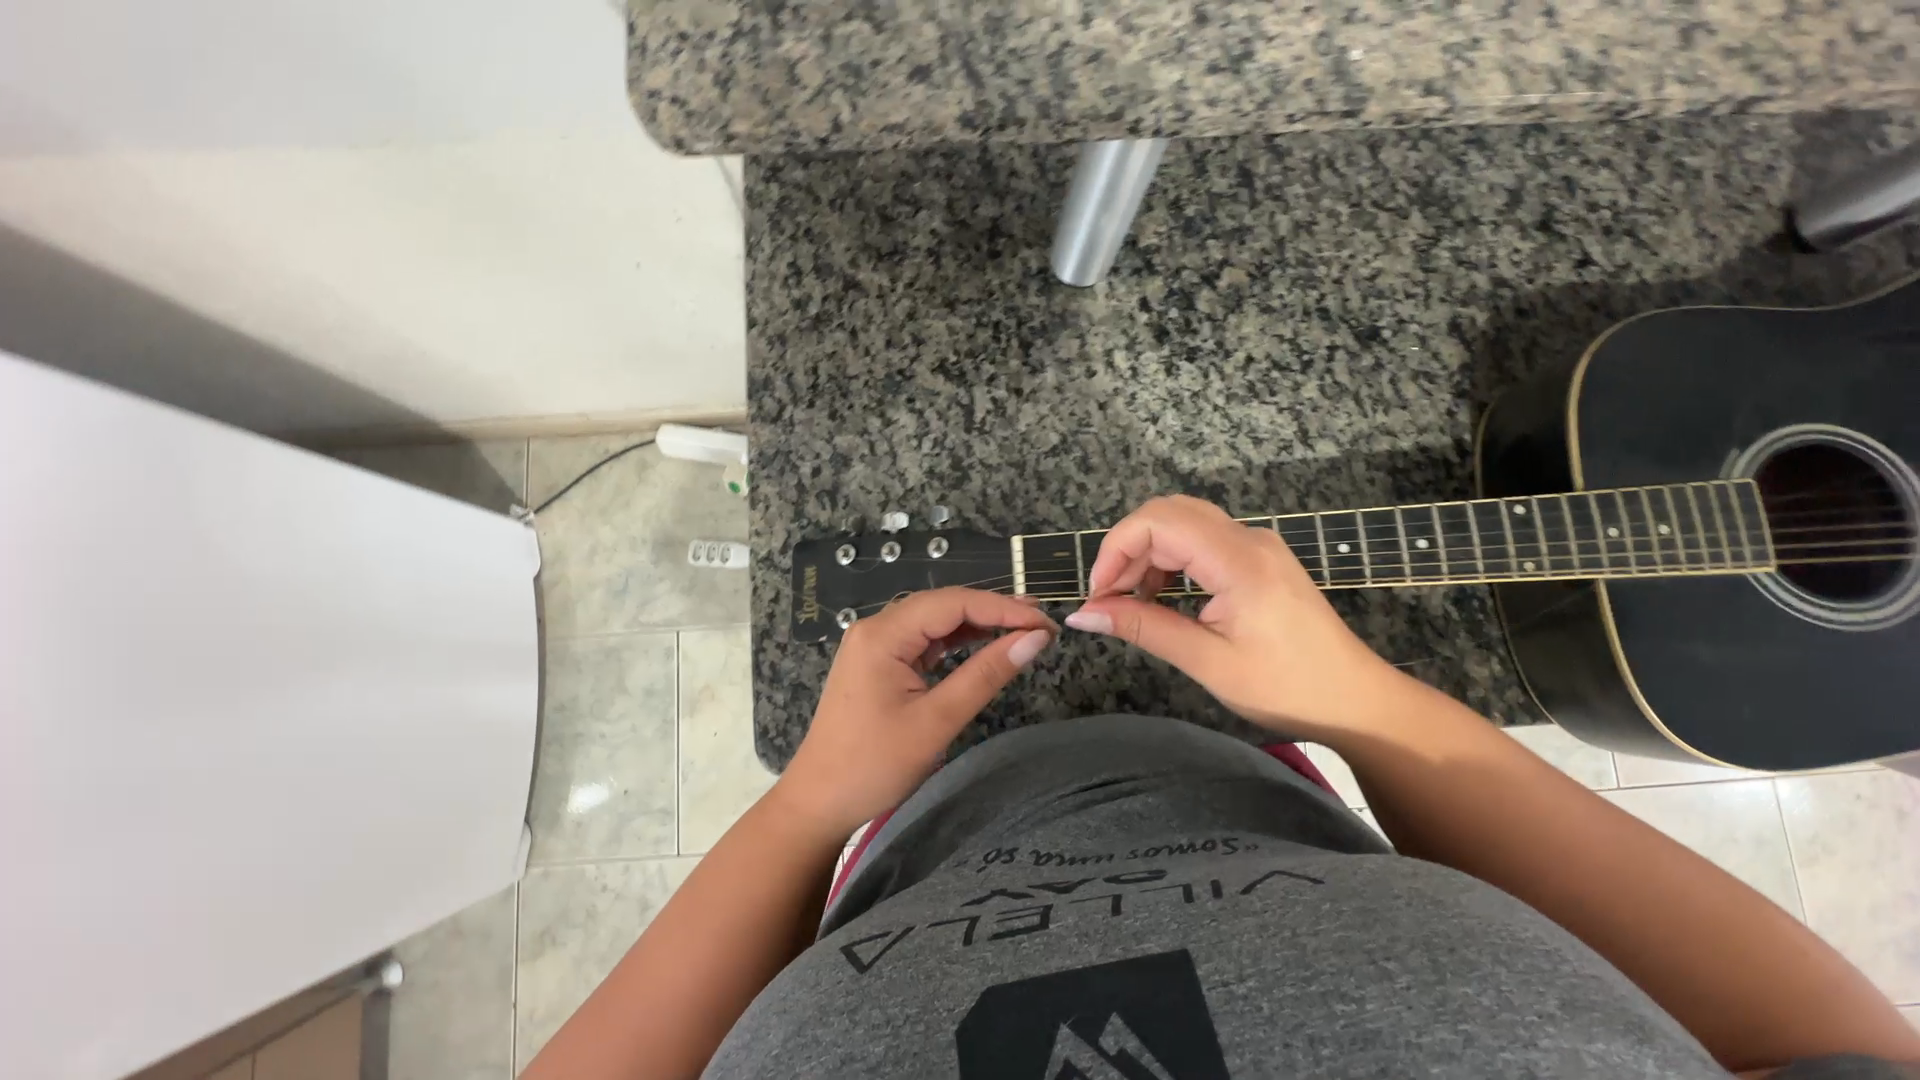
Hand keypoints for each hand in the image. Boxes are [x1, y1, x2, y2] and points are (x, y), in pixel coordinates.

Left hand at [777, 587, 1055, 839]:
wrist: (818, 802)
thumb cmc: (874, 765)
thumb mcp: (937, 721)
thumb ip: (986, 674)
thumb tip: (1035, 639)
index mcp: (882, 634)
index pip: (953, 603)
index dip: (1003, 608)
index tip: (1046, 623)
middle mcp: (876, 628)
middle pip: (944, 605)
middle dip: (994, 611)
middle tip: (1042, 624)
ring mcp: (874, 645)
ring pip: (935, 621)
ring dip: (978, 625)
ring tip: (1024, 630)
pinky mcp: (878, 664)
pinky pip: (924, 641)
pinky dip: (957, 642)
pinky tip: (985, 644)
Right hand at [1063, 495, 1406, 735]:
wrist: (1356, 699)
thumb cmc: (1286, 687)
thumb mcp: (1208, 661)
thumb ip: (1144, 628)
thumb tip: (1082, 615)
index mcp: (1238, 560)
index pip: (1158, 521)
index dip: (1116, 550)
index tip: (1099, 596)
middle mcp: (1248, 539)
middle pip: (1168, 513)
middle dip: (1127, 549)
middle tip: (1110, 599)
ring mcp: (1257, 545)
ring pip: (1184, 523)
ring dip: (1148, 555)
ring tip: (1131, 602)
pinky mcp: (1260, 559)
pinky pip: (1203, 540)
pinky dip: (1171, 560)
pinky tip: (1162, 597)